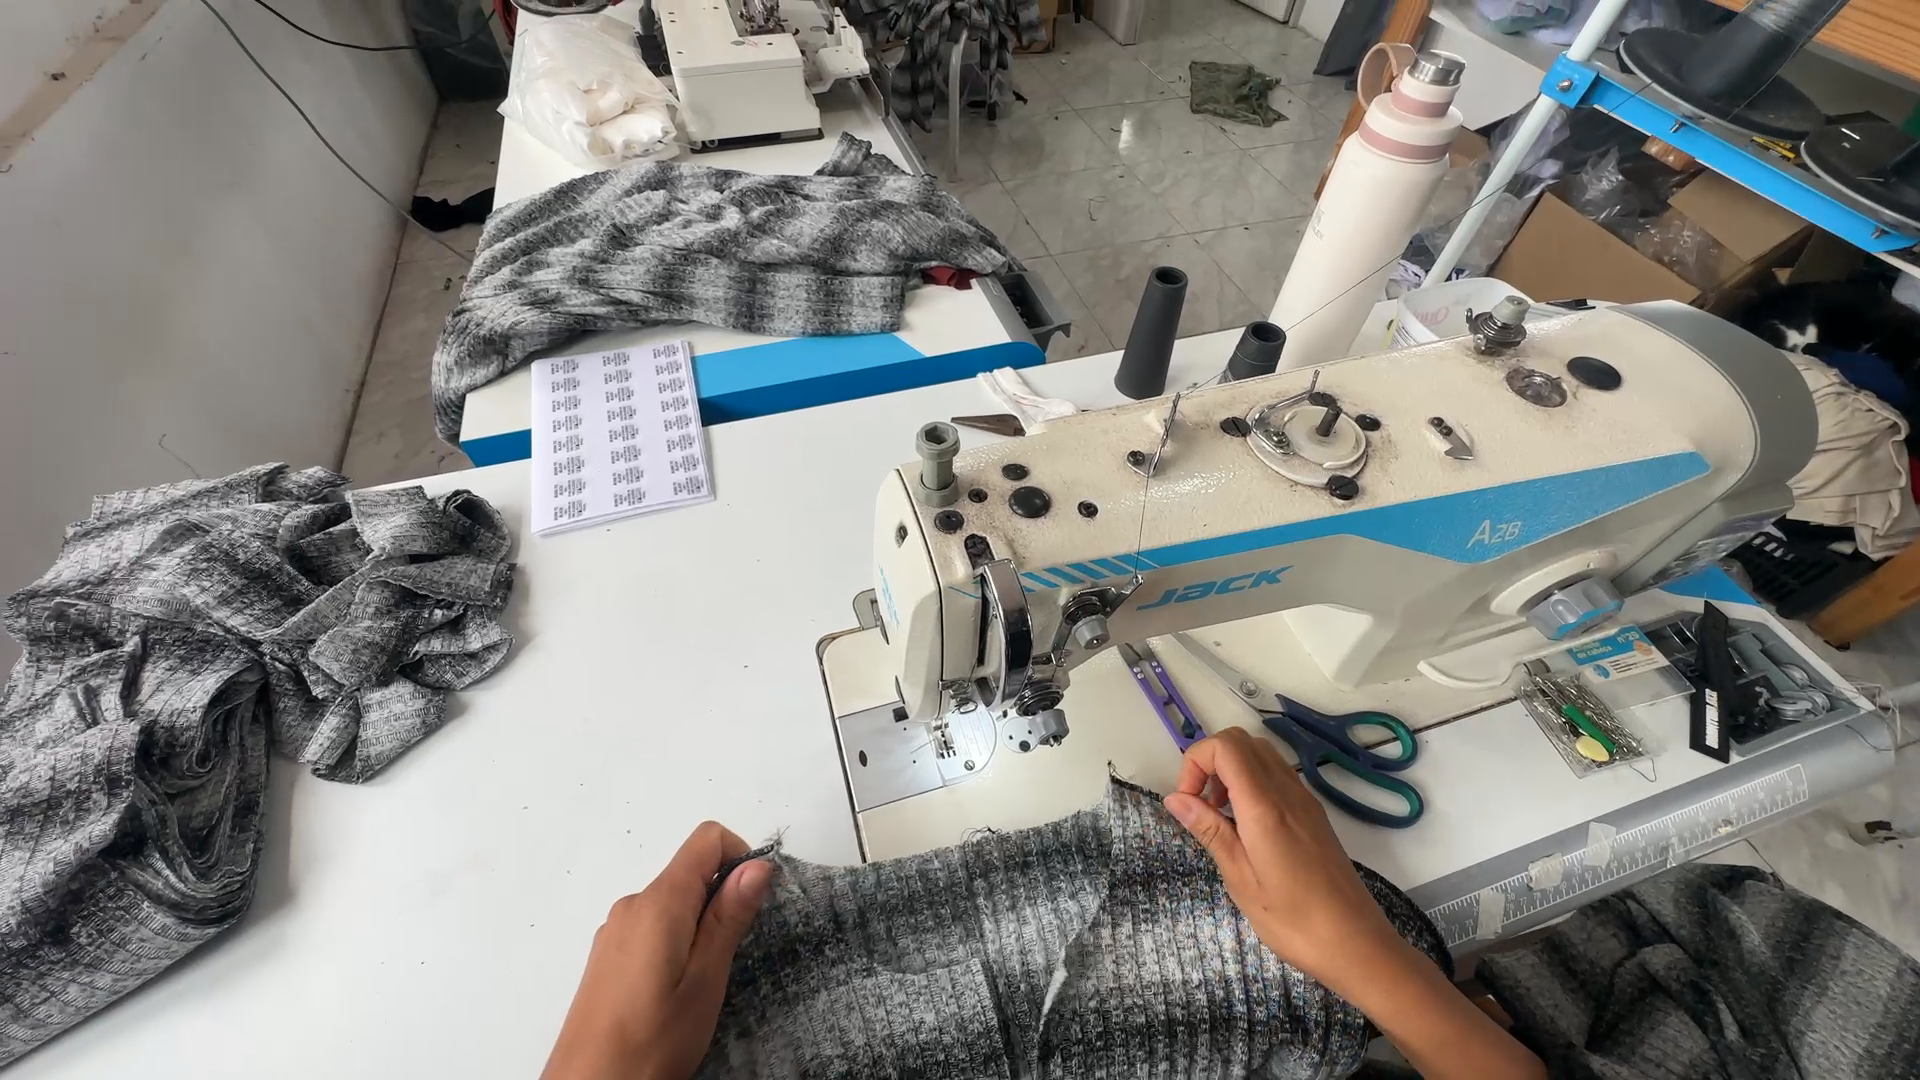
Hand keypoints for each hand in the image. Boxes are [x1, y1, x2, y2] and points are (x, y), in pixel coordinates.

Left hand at [541, 823, 773, 1079]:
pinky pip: (652, 927)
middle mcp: (632, 905)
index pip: (708, 838)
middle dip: (721, 899)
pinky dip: (675, 942)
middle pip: (691, 871)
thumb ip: (730, 916)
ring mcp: (614, 932)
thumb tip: (759, 865)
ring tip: (698, 983)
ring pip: (673, 902)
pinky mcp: (606, 958)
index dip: (740, 858)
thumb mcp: (705, 979)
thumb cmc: (652, 1041)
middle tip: (728, 957)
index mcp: (659, 901)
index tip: (750, 904)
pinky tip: (671, 993)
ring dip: (698, 925)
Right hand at [1167, 730, 1546, 1079]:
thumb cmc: (1293, 920)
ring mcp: (1304, 799)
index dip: (1195, 762)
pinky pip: (1276, 774)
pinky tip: (1246, 825)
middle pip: (1241, 740)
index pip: (1225, 747)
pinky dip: (1250, 781)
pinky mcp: (1313, 812)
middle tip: (1200, 804)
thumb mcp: (1241, 879)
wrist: (1359, 947)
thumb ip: (1209, 830)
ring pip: (1259, 752)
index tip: (1186, 802)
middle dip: (1209, 761)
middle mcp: (1286, 791)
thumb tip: (1174, 799)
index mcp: (1264, 806)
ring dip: (1230, 769)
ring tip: (1220, 814)